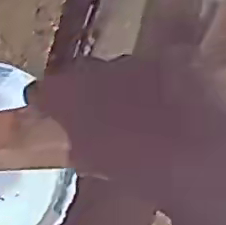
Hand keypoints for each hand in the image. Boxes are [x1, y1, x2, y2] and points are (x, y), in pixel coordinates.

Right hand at [25, 56, 225, 203]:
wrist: (185, 155)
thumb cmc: (123, 164)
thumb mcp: (84, 159)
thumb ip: (73, 139)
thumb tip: (73, 138)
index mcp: (64, 92)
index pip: (40, 89)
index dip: (43, 101)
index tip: (46, 112)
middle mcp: (94, 68)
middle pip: (79, 73)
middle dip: (83, 89)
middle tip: (90, 112)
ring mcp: (136, 61)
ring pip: (119, 70)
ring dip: (121, 85)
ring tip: (132, 110)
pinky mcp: (174, 60)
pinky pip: (159, 69)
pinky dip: (159, 84)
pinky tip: (167, 105)